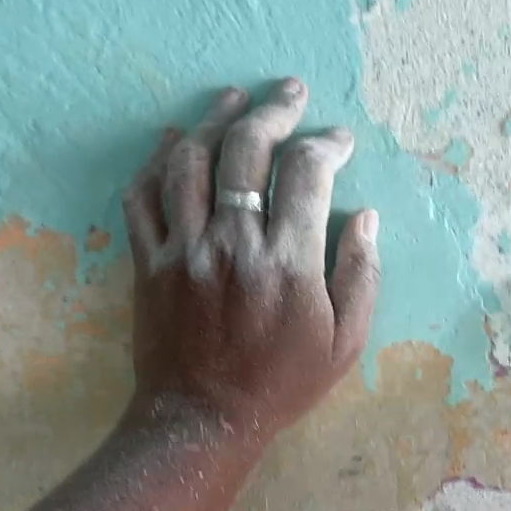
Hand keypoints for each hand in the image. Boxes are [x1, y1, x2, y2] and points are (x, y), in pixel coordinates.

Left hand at [121, 80, 379, 439]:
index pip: (307, 175)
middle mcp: (233, 242)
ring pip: (192, 160)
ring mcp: (184, 248)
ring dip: (216, 119)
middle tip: (290, 92)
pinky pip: (143, 195)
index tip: (339, 141)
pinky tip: (175, 139)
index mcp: (287, 262)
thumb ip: (360, 276)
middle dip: (273, 110)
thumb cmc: (282, 383)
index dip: (326, 145)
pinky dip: (156, 161)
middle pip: (247, 150)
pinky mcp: (149, 261)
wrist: (203, 418)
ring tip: (235, 97)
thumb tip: (366, 217)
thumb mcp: (345, 343)